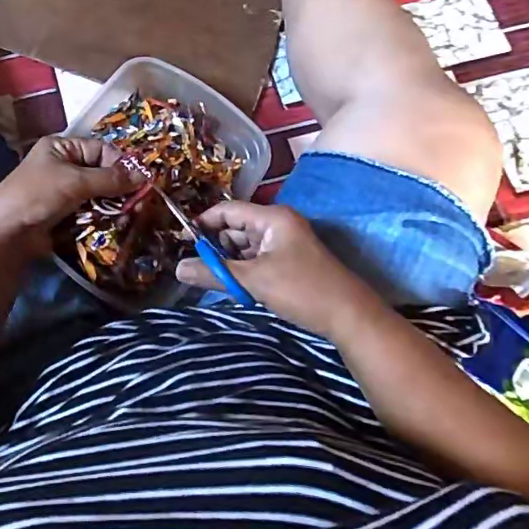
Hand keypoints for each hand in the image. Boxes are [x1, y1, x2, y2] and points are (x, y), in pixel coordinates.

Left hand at [0, 136, 140, 246]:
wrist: (8, 232)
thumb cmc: (38, 195)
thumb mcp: (75, 182)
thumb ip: (110, 179)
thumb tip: (144, 176)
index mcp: (61, 147)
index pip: (100, 149)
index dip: (119, 164)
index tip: (138, 181)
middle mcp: (63, 164)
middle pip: (101, 171)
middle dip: (118, 186)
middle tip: (138, 201)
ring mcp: (63, 189)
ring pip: (98, 193)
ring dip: (112, 203)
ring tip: (129, 214)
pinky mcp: (64, 212)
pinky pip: (90, 209)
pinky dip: (101, 215)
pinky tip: (115, 223)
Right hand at [176, 201, 366, 333]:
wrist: (351, 318)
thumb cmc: (302, 290)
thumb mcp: (253, 281)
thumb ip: (214, 272)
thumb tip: (177, 268)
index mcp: (272, 218)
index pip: (227, 210)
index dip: (203, 223)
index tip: (182, 241)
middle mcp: (278, 224)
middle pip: (235, 227)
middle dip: (216, 247)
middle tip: (199, 267)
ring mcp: (285, 242)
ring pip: (244, 245)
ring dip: (230, 261)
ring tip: (217, 280)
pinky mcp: (289, 261)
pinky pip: (256, 258)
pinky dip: (244, 270)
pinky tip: (237, 286)